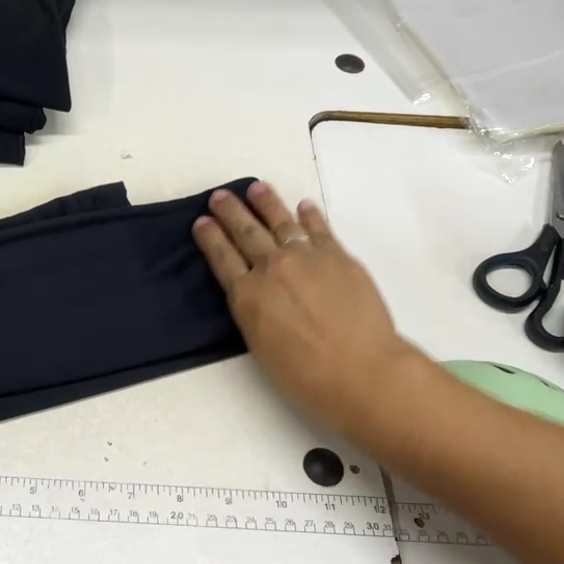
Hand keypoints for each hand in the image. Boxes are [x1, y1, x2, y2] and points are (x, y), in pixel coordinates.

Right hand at [192, 181, 419, 436]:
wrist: (361, 370)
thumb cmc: (306, 375)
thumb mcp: (260, 346)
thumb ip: (253, 312)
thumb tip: (255, 292)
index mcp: (248, 296)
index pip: (222, 258)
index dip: (210, 238)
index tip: (202, 221)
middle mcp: (273, 269)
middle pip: (247, 233)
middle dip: (231, 212)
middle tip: (219, 196)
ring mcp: (308, 258)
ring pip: (282, 222)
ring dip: (267, 203)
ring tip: (256, 188)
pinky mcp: (339, 257)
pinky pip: (320, 229)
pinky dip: (310, 216)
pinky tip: (303, 206)